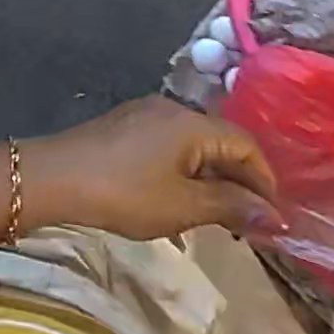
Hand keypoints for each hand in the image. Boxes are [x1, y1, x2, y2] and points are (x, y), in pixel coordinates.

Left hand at [21, 96, 284, 240]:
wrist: (59, 175)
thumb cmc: (126, 191)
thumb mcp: (183, 206)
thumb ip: (231, 207)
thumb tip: (274, 216)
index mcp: (191, 122)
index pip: (245, 143)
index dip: (265, 180)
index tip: (272, 219)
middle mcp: (171, 108)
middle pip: (220, 140)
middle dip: (238, 181)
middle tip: (248, 225)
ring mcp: (146, 113)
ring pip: (194, 144)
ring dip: (211, 179)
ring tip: (216, 219)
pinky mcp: (127, 125)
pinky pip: (170, 144)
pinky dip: (185, 171)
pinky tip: (179, 200)